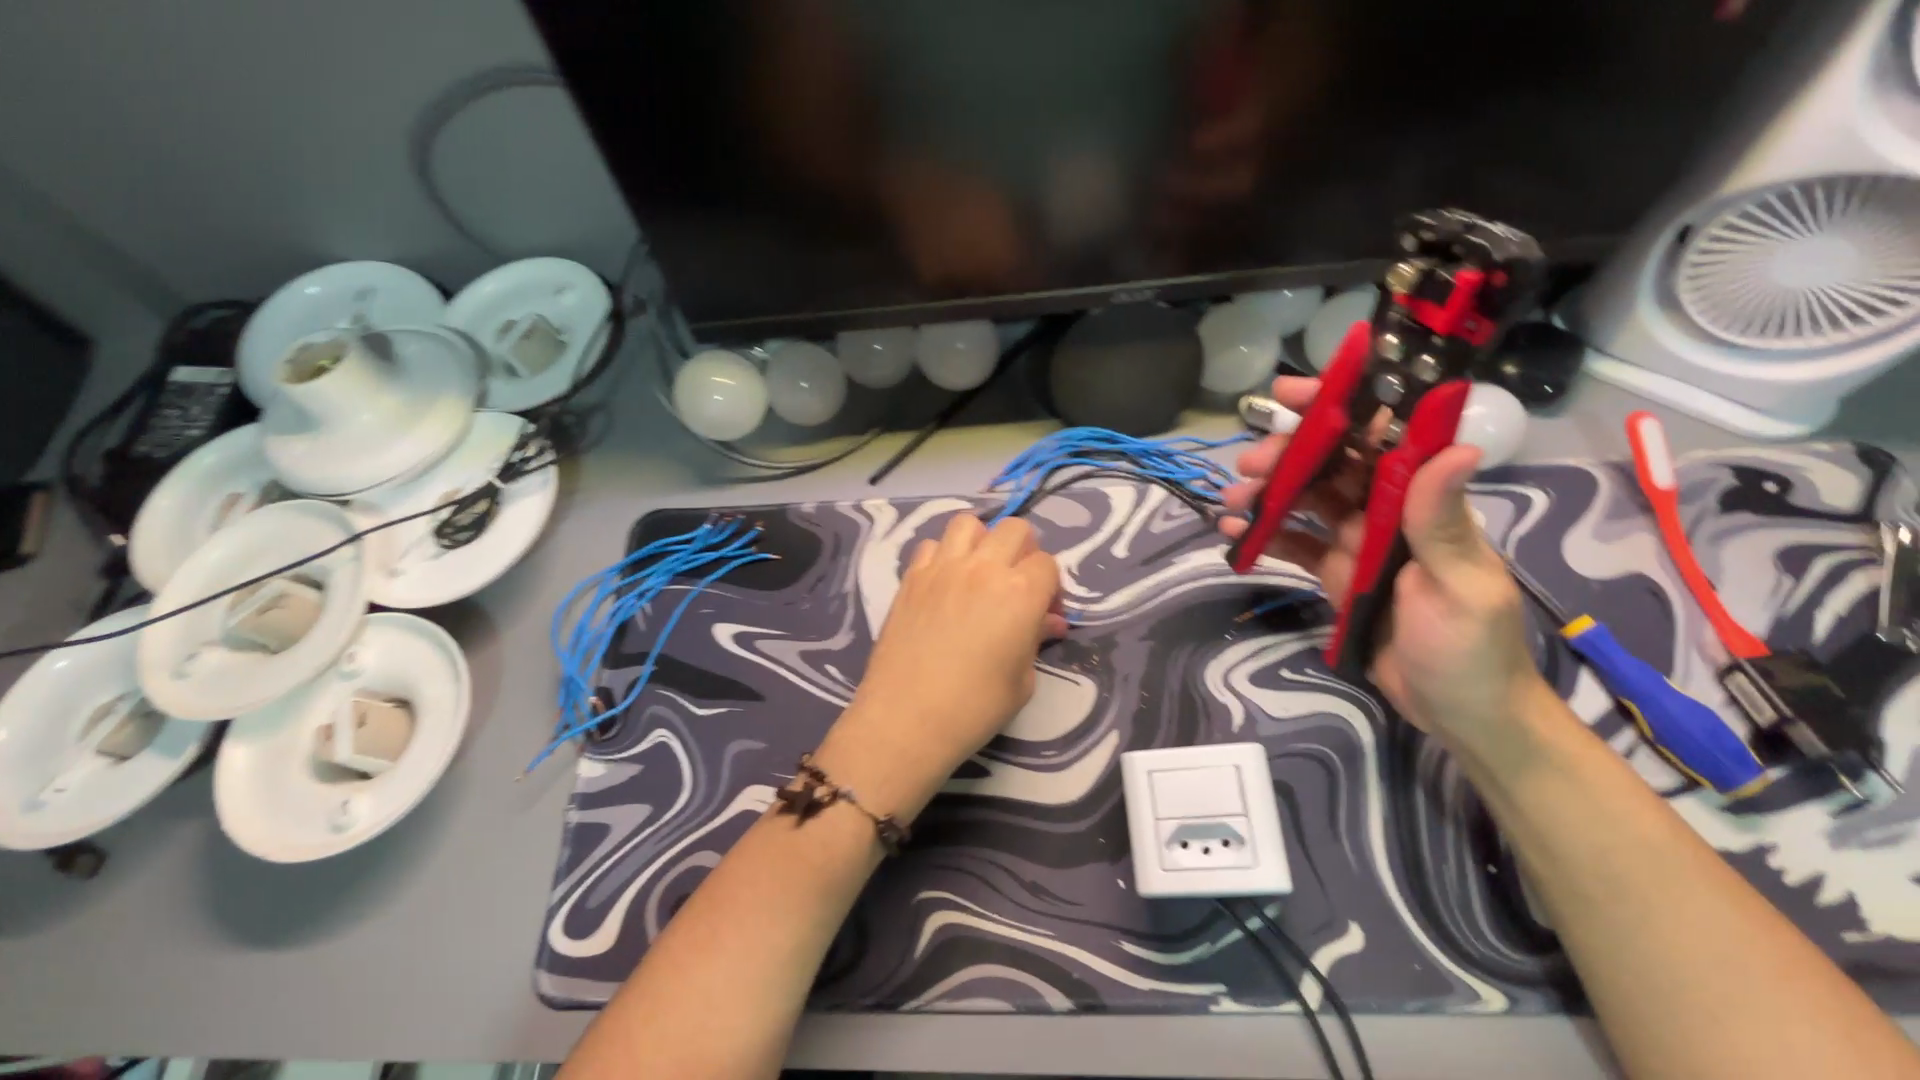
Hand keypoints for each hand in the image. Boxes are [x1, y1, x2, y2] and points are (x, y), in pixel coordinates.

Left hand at [822, 515, 1065, 819]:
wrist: (907, 718)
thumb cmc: (975, 707)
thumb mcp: (1022, 680)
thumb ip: (1035, 640)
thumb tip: (1047, 622)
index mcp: (1020, 592)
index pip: (1047, 565)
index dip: (1051, 587)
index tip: (1044, 614)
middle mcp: (983, 568)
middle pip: (1015, 530)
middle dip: (1025, 552)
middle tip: (1018, 585)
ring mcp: (942, 568)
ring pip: (969, 524)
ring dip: (982, 541)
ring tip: (980, 571)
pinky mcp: (911, 578)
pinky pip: (931, 545)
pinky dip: (943, 555)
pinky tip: (944, 584)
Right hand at [1219, 376, 1553, 756]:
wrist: (1462, 714)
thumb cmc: (1472, 647)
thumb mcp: (1460, 584)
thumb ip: (1441, 520)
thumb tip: (1456, 448)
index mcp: (1424, 503)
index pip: (1382, 438)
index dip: (1341, 408)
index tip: (1294, 395)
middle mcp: (1389, 513)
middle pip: (1333, 465)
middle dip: (1289, 455)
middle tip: (1248, 464)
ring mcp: (1359, 545)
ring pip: (1307, 502)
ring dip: (1269, 494)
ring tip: (1233, 500)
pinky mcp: (1337, 578)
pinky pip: (1296, 545)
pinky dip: (1266, 536)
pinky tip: (1234, 532)